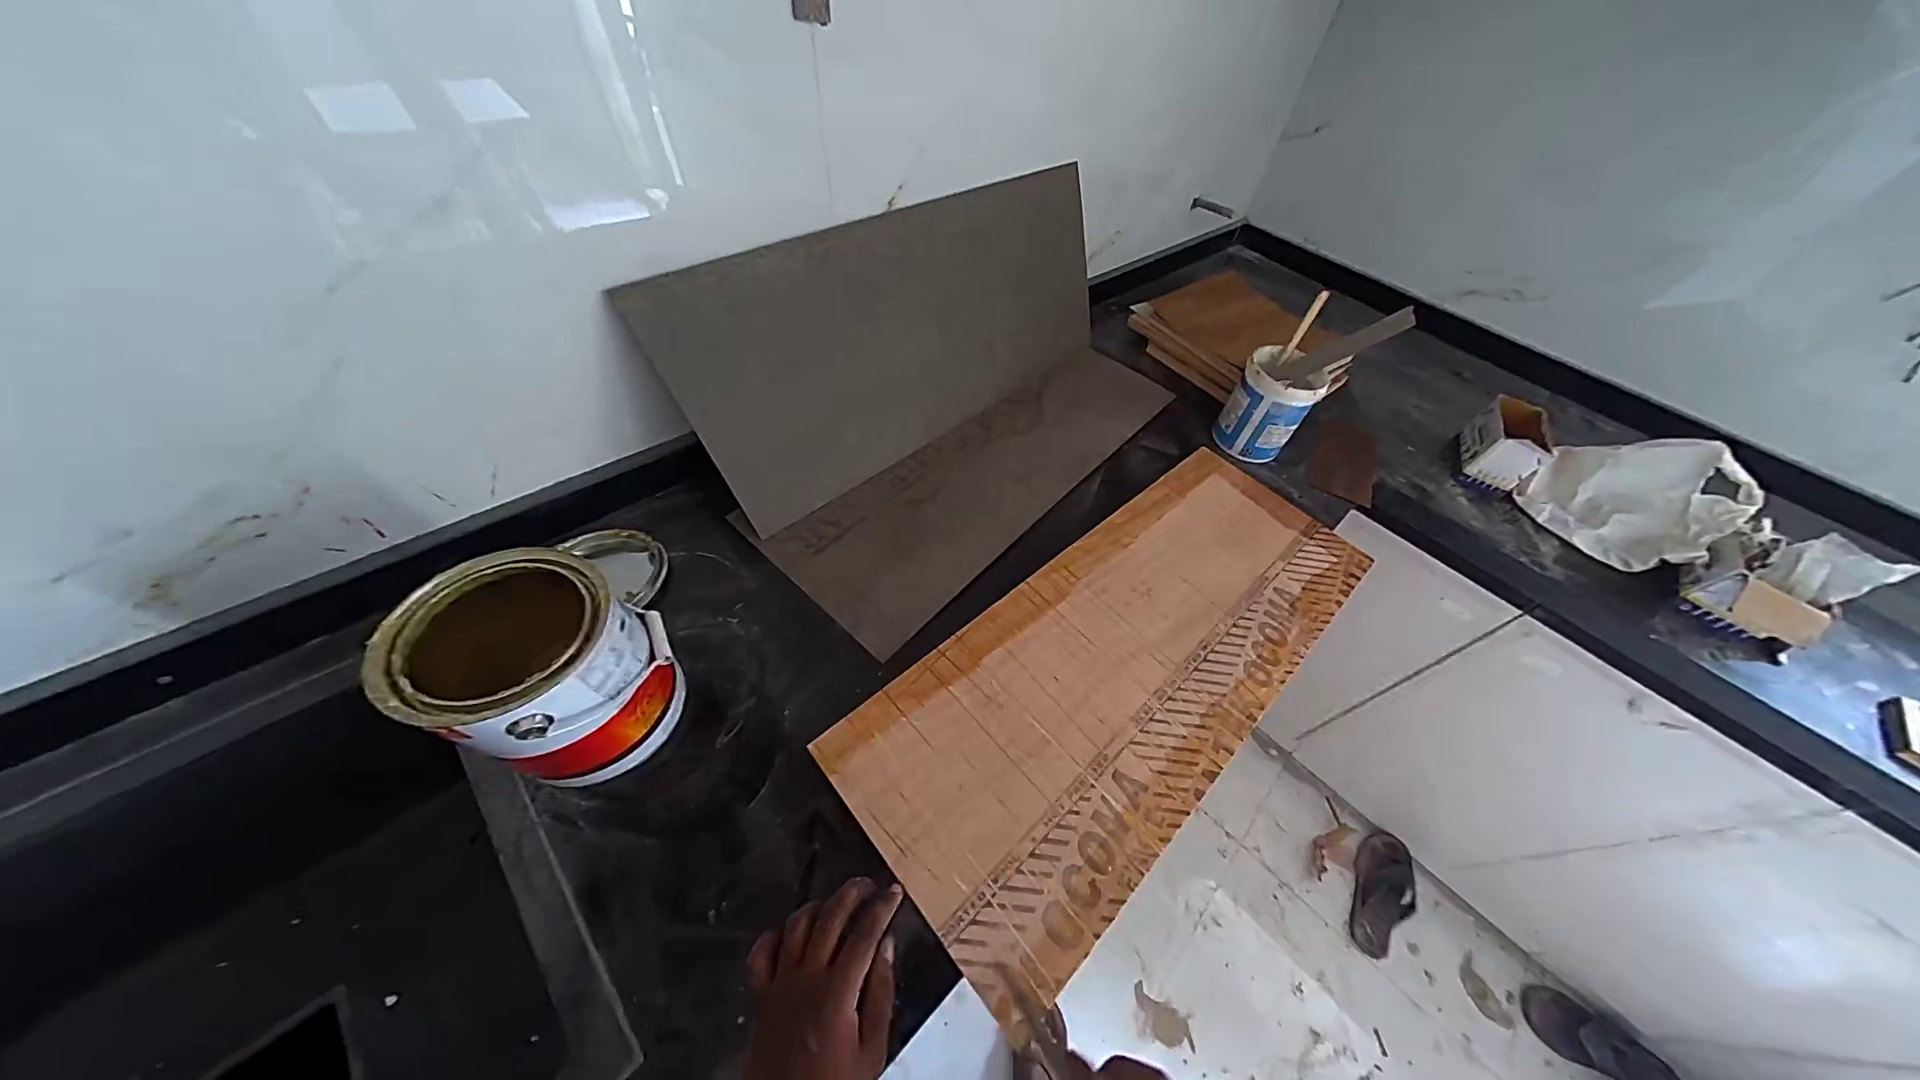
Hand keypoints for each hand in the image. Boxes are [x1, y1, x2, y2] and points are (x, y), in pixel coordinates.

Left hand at [743, 877, 903, 1079]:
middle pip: (829, 918)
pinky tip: (792, 931)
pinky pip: (762, 952)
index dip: (882, 907)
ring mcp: (779, 985)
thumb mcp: (872, 1050)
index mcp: (837, 993)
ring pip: (796, 925)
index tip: (894, 892)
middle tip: (868, 885)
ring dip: (819, 905)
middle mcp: (806, 979)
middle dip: (852, 893)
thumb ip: (881, 993)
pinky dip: (777, 934)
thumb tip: (887, 945)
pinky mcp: (760, 997)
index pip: (864, 934)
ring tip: (836, 903)